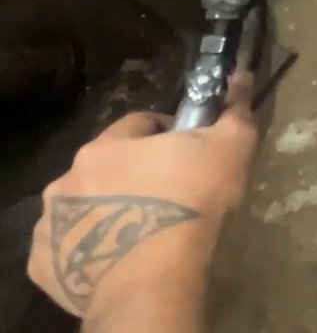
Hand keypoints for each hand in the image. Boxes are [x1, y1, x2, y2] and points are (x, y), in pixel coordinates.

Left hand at [29, 80, 258, 319]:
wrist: (154, 270)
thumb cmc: (195, 196)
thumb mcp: (233, 143)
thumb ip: (234, 108)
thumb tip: (240, 76)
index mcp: (106, 148)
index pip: (139, 123)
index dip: (169, 131)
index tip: (192, 149)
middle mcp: (66, 180)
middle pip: (109, 164)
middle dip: (138, 169)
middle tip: (175, 184)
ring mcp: (49, 222)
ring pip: (88, 201)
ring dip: (114, 202)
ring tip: (149, 219)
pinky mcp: (44, 260)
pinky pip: (72, 238)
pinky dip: (97, 237)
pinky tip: (126, 245)